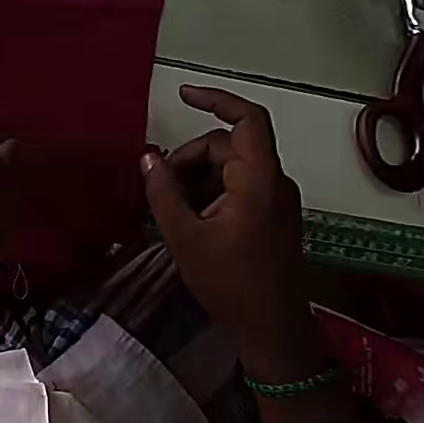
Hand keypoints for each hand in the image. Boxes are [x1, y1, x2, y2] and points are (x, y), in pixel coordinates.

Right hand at [142, 86, 323, 379]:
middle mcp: (274, 182)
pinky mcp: (271, 216)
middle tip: (160, 187)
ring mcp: (276, 200)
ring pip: (229, 168)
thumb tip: (148, 158)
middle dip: (189, 158)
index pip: (246, 120)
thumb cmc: (230, 283)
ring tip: (170, 208)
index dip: (216, 99)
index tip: (183, 94)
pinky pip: (236, 187)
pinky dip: (209, 192)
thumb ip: (163, 193)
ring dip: (196, 177)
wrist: (272, 328)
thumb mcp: (185, 237)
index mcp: (259, 181)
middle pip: (228, 147)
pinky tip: (188, 218)